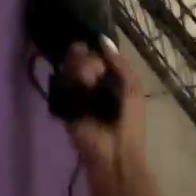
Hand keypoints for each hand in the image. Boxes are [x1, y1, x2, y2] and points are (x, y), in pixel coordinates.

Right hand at [64, 37, 146, 174]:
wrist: (114, 155)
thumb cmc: (129, 122)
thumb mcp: (132, 87)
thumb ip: (119, 63)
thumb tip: (102, 40)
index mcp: (113, 80)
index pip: (99, 55)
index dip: (94, 48)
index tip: (89, 41)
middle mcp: (95, 85)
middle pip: (83, 59)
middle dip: (85, 59)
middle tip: (92, 70)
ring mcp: (79, 95)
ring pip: (71, 70)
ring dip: (77, 70)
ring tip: (87, 79)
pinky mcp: (65, 106)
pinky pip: (62, 86)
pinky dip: (66, 82)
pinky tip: (76, 84)